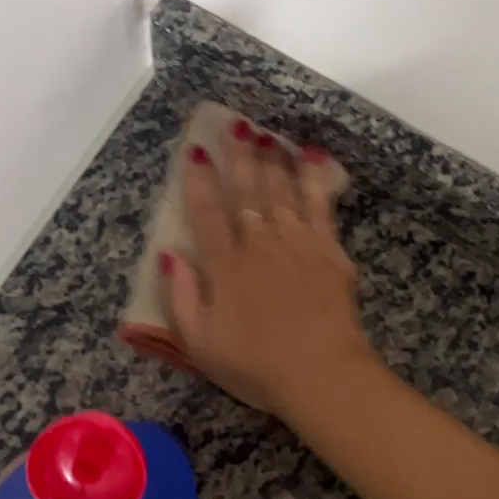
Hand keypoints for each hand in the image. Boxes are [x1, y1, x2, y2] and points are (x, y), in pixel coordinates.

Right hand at [162, 126, 378, 415]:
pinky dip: (314, 178)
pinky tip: (311, 157)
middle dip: (239, 155)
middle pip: (247, 191)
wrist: (321, 373)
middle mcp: (260, 243)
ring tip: (266, 134)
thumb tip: (170, 253)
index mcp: (225, 266)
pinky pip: (320, 204)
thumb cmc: (256, 366)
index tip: (194, 150)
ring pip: (282, 190)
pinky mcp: (329, 249)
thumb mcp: (200, 344)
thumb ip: (181, 296)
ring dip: (272, 160)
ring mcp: (298, 242)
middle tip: (236, 124)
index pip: (207, 212)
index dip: (199, 180)